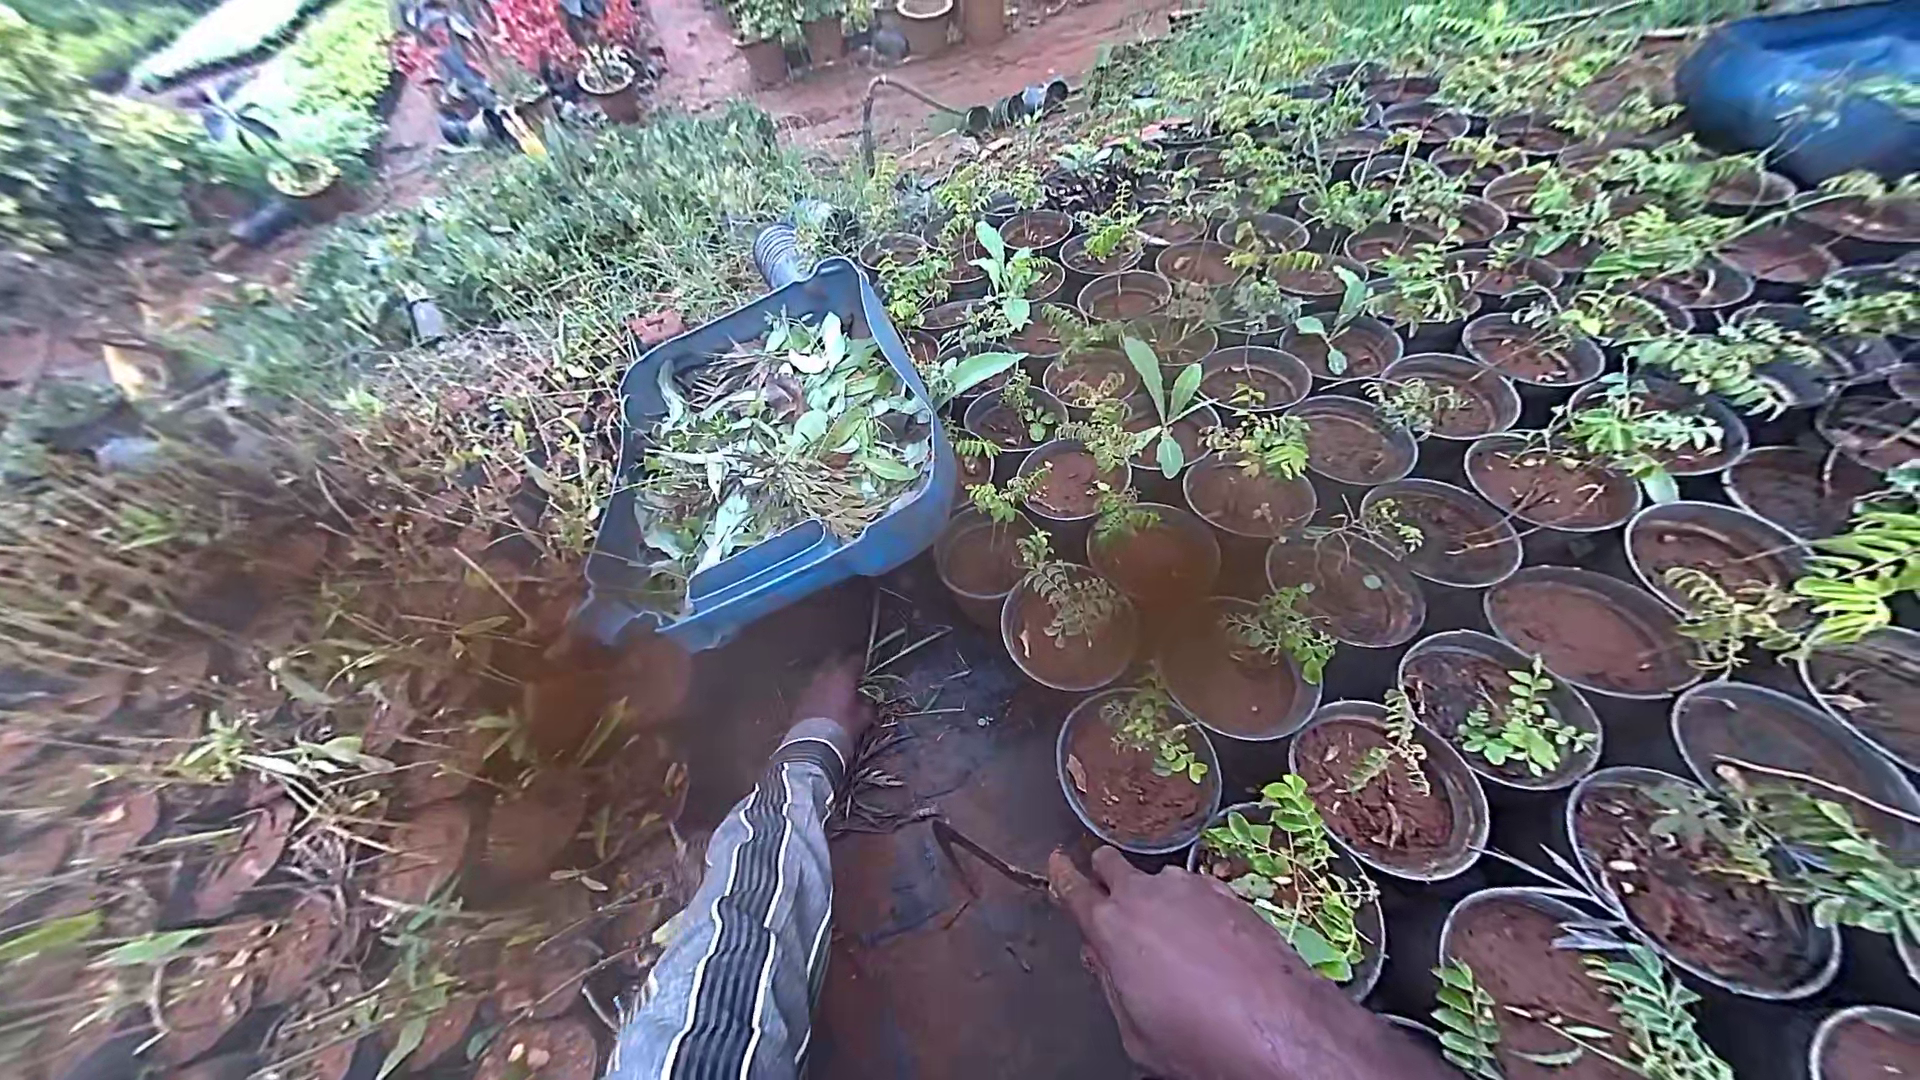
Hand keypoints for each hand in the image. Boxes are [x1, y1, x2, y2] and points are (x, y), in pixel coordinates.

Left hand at [786, 655, 874, 755]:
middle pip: (835, 661)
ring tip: (835, 687)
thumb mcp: (865, 717)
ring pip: (821, 674)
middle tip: (850, 674)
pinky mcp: (799, 698)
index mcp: (843, 675)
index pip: (855, 660)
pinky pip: (811, 688)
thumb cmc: (844, 727)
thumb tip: (867, 702)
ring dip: (829, 678)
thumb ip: (868, 704)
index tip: (865, 669)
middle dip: (843, 665)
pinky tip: (822, 701)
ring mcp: (809, 686)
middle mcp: (825, 675)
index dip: (862, 663)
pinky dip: (818, 691)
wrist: (813, 744)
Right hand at [1049, 847, 1447, 1079]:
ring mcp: (1183, 884)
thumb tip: (1100, 953)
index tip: (1056, 862)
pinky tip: (1211, 941)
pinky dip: (1192, 905)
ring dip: (1155, 897)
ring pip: (1154, 877)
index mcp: (1110, 926)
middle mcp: (1141, 892)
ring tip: (1178, 938)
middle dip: (1104, 874)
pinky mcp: (1221, 887)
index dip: (1060, 872)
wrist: (1280, 1027)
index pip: (1071, 886)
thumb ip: (1110, 981)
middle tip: (1113, 899)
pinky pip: (1193, 888)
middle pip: (1108, 860)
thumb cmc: (1198, 1039)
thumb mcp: (1136, 1030)